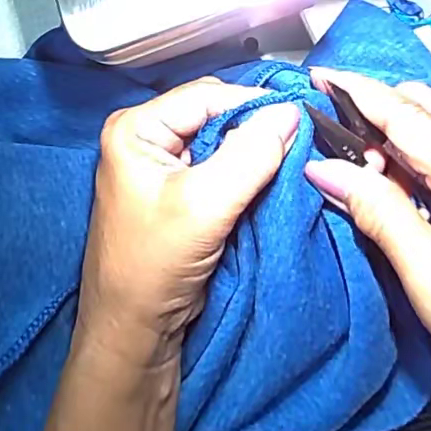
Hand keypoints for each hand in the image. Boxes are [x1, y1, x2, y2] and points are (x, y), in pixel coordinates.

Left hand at [44, 79, 298, 430]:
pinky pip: (218, 162)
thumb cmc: (153, 266)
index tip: (299, 113)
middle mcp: (144, 134)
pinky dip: (244, 167)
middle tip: (298, 135)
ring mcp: (160, 161)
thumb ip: (248, 156)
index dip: (252, 103)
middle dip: (253, 125)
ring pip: (219, 137)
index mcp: (135, 127)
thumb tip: (290, 112)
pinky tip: (269, 173)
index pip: (204, 97)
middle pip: (212, 112)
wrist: (131, 333)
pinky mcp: (176, 186)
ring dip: (251, 147)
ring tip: (290, 151)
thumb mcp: (204, 206)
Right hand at [303, 70, 430, 430]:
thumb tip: (328, 169)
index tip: (317, 77)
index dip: (356, 92)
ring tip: (361, 164)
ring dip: (395, 125)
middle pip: (424, 102)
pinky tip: (402, 174)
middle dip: (372, 106)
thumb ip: (383, 219)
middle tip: (330, 137)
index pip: (407, 117)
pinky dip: (420, 141)